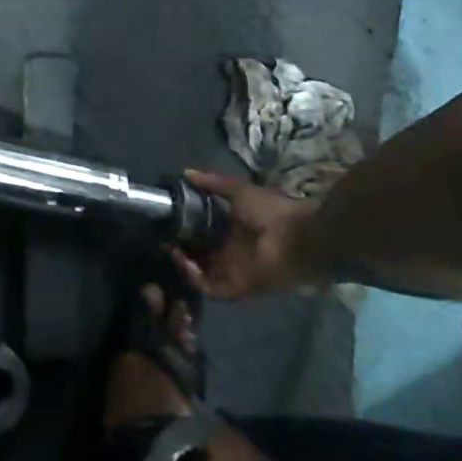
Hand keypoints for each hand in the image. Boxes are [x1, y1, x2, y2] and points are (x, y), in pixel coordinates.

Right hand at [171, 171, 320, 299]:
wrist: (297, 236)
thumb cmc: (271, 211)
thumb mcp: (239, 190)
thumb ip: (213, 183)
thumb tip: (186, 172)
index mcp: (233, 230)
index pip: (204, 233)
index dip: (186, 229)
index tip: (169, 220)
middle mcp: (231, 252)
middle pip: (199, 255)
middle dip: (181, 248)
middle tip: (164, 237)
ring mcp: (233, 271)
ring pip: (200, 273)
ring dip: (184, 263)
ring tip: (171, 248)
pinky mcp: (235, 288)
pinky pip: (209, 287)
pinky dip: (194, 276)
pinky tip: (183, 259)